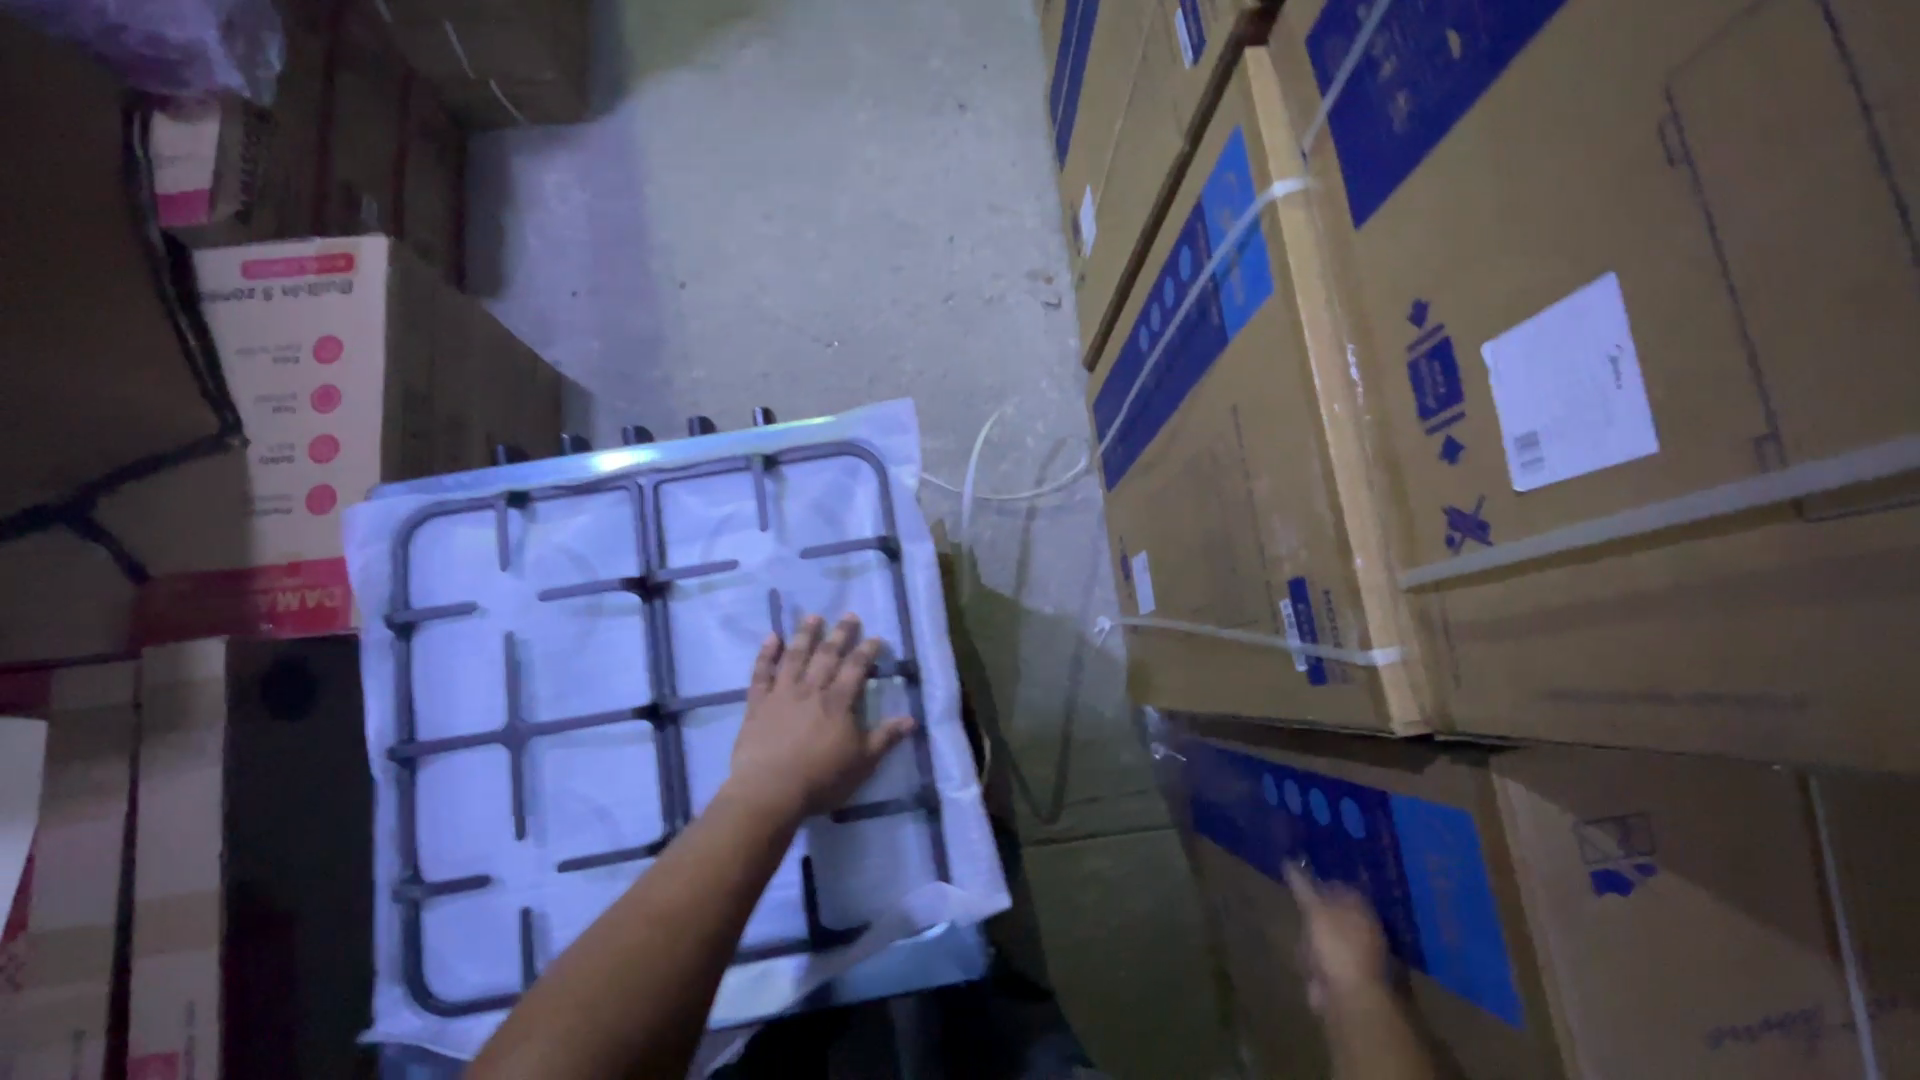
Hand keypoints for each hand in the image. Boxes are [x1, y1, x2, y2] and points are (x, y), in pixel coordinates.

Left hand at [726, 614, 915, 819]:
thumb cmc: (821, 779)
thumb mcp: (863, 763)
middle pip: (827, 655)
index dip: (867, 651)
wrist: (770, 790)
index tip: (875, 637)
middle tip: (848, 615)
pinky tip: (770, 638)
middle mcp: (811, 689)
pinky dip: (766, 654)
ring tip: (813, 616)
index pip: (856, 668)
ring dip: (805, 635)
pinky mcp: (758, 704)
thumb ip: (885, 738)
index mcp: (839, 702)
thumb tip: (911, 719)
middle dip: (840, 634)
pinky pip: (761, 673)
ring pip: (795, 656)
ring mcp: (782, 694)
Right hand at [1286, 864, 1391, 1013]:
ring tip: (1302, 943)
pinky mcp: (1343, 973)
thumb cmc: (1336, 945)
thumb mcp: (1315, 908)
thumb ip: (1302, 885)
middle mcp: (1362, 928)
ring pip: (1325, 935)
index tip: (1297, 882)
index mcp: (1361, 909)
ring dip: (1310, 938)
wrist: (1349, 997)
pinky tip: (1306, 962)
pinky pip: (1322, 958)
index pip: (1340, 886)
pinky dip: (1312, 959)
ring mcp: (1354, 952)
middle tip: (1298, 911)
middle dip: (1312, 912)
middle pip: (1331, 911)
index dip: (1318, 882)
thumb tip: (1288, 860)